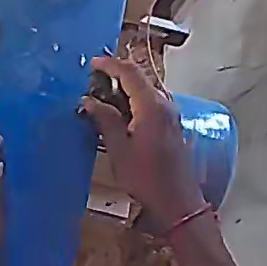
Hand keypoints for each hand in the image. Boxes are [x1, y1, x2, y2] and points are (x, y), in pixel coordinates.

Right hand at [80, 56, 207, 230]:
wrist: (177, 201)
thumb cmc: (145, 177)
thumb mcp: (119, 149)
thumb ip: (105, 120)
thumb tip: (89, 101)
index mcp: (151, 106)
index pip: (130, 73)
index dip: (110, 65)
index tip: (92, 64)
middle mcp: (165, 105)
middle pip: (140, 79)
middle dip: (116, 76)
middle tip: (92, 82)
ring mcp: (170, 115)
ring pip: (145, 91)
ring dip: (124, 90)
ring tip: (101, 97)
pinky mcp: (171, 126)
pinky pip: (150, 104)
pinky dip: (133, 101)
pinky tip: (118, 114)